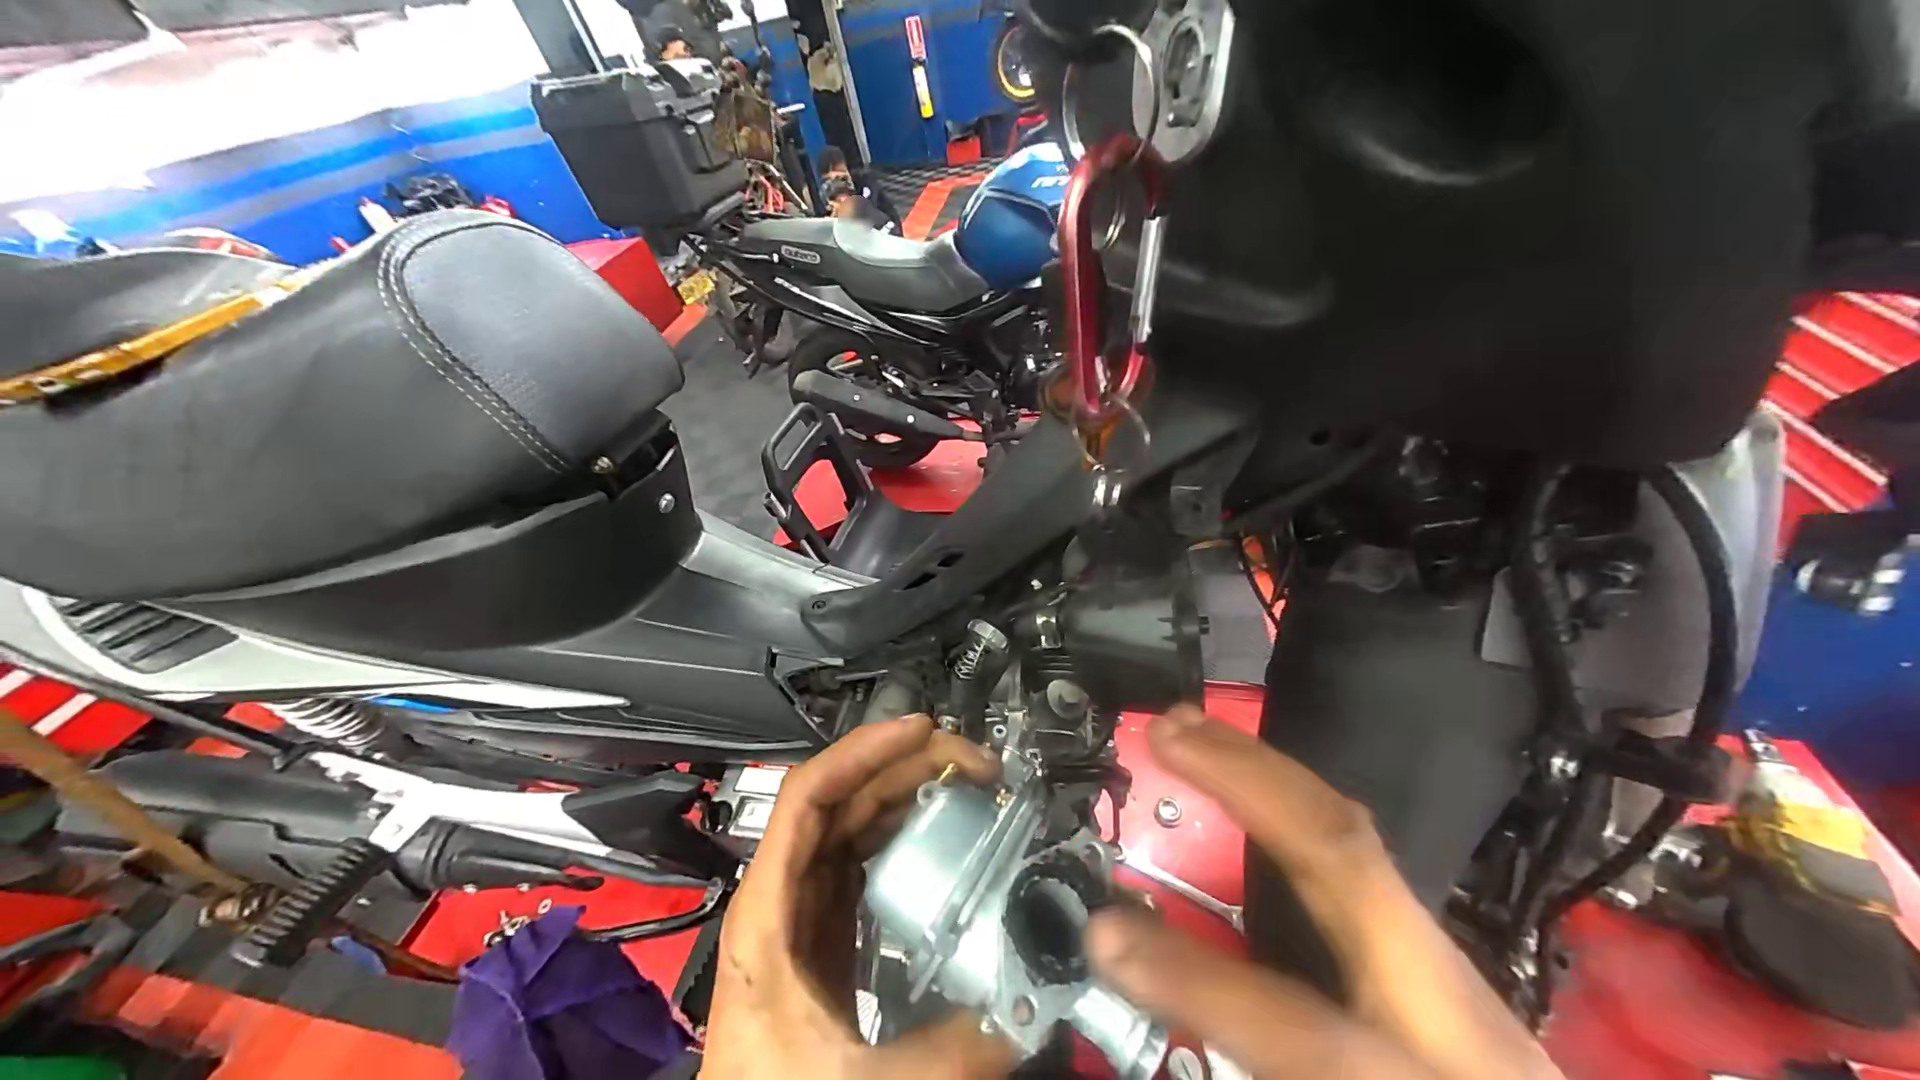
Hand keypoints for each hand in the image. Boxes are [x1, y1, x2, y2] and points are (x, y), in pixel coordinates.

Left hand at [702, 714, 1016, 1079]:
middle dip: (902, 763)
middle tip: (965, 758)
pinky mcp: (828, 926)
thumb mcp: (855, 1079)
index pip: (809, 796)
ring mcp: (808, 906)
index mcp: (771, 907)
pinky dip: (903, 829)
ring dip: (905, 790)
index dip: (862, 751)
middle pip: (841, 798)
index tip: (917, 733)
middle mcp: (787, 892)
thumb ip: (943, 1051)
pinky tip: (939, 828)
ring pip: (855, 821)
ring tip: (959, 780)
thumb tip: (1020, 1017)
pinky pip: (866, 855)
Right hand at [1087, 706, 1565, 1079]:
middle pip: (1350, 862)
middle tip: (1167, 730)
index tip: (1106, 932)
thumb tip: (1157, 997)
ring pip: (1357, 837)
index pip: (1312, 1031)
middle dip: (1248, 782)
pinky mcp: (1443, 957)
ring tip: (1192, 731)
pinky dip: (1290, 799)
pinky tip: (1249, 780)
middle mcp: (1458, 1017)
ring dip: (1262, 770)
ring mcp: (1459, 975)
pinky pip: (1356, 850)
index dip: (1194, 977)